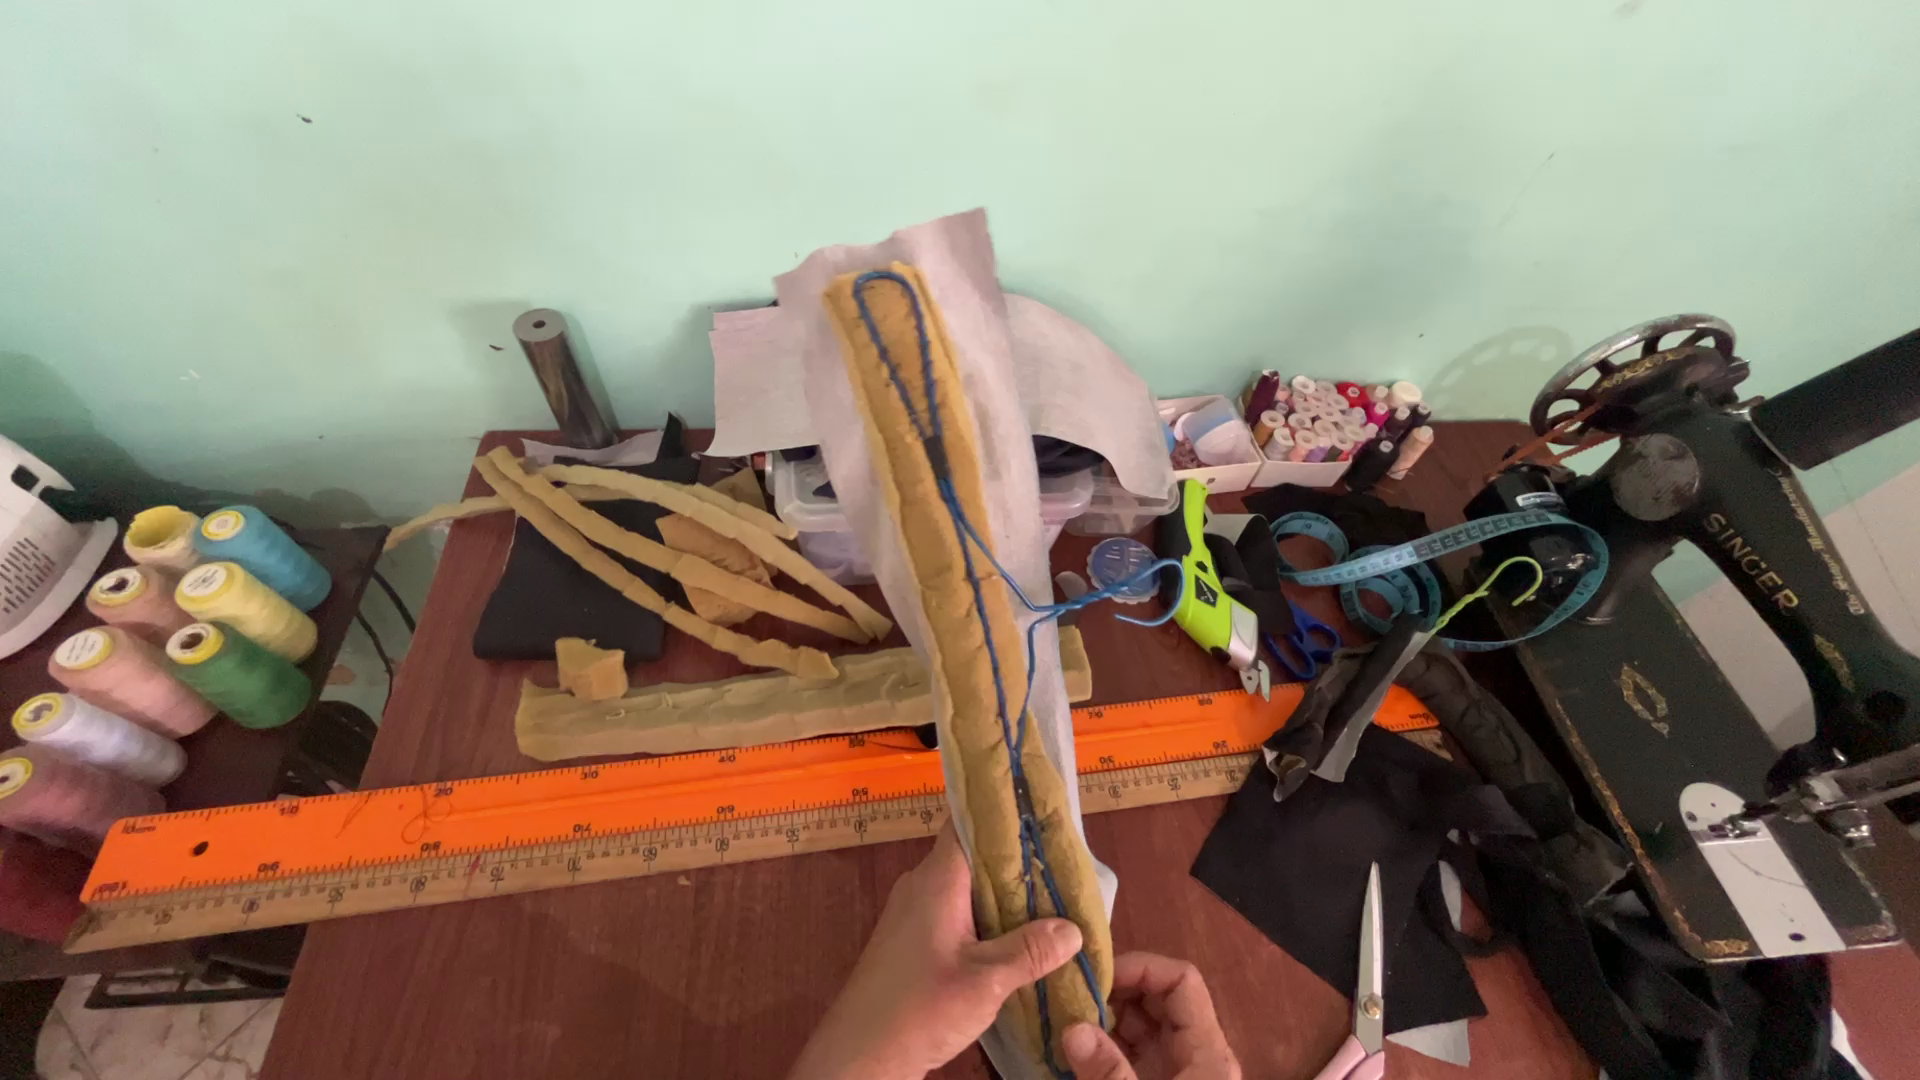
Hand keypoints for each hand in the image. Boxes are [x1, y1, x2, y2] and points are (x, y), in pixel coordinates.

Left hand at [788, 824, 1084, 1079]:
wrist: (858, 1055)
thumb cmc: (919, 1007)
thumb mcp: (985, 981)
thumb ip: (1029, 951)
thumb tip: (1074, 928)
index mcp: (938, 877)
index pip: (967, 820)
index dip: (1000, 811)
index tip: (1037, 809)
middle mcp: (922, 882)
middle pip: (971, 853)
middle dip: (1012, 857)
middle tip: (1056, 861)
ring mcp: (913, 909)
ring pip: (963, 884)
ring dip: (998, 890)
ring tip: (1043, 896)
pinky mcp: (910, 936)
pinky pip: (952, 907)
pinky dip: (981, 913)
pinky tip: (1009, 933)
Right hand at [1062, 953, 1240, 1079]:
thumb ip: (1109, 1072)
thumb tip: (1072, 1026)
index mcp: (1208, 1052)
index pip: (1182, 979)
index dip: (1140, 967)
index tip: (1098, 977)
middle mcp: (1196, 1053)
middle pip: (1159, 995)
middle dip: (1115, 988)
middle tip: (1074, 992)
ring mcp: (1177, 1071)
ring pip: (1142, 1020)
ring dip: (1106, 1013)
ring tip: (1068, 1014)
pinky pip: (1133, 1048)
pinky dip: (1105, 1040)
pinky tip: (1075, 1043)